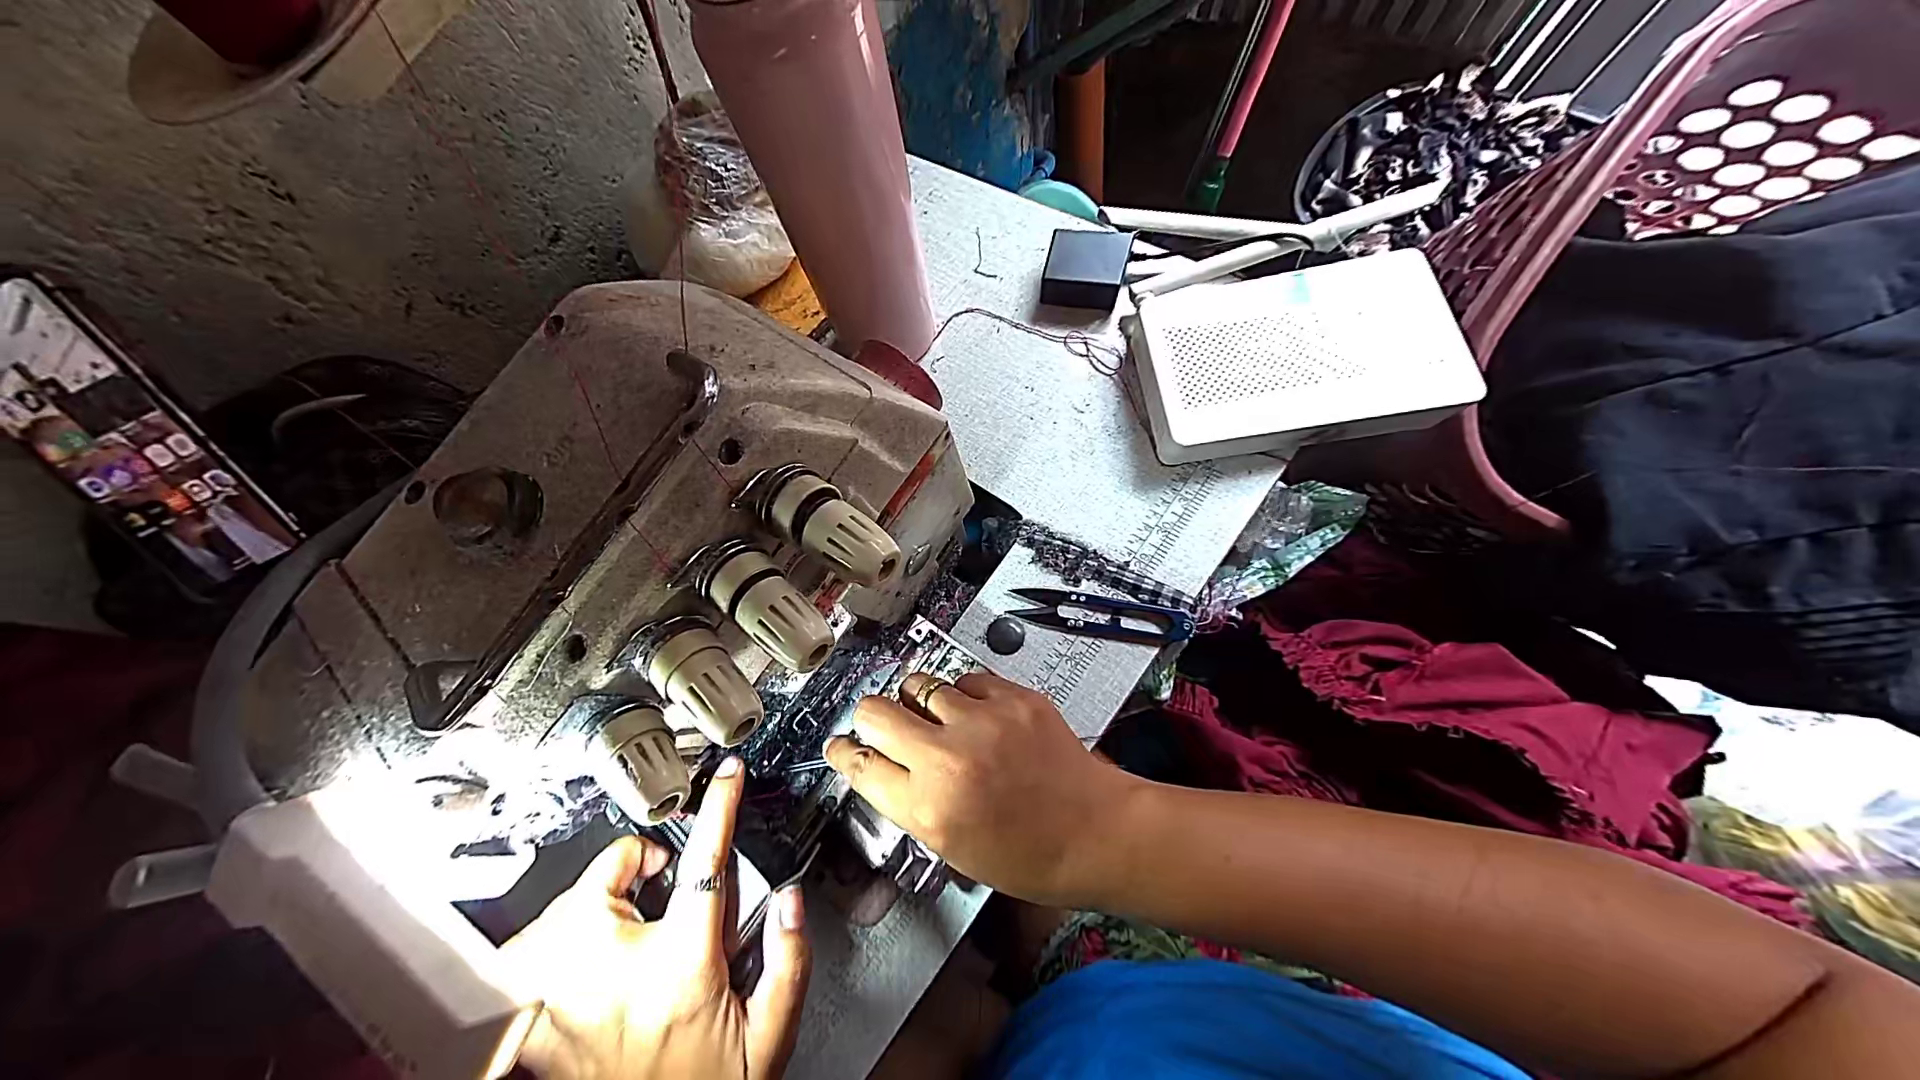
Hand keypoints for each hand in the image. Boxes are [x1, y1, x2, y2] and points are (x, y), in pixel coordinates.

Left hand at [502, 758, 811, 1079]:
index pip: (707, 863)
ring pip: (568, 902)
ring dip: (600, 903)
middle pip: (616, 871)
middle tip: (662, 908)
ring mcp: (558, 998)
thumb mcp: (769, 1038)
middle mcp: (610, 977)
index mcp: (681, 968)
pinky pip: (529, 945)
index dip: (721, 807)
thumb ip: (790, 961)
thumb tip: (790, 901)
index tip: (727, 775)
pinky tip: (586, 965)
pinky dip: (556, 938)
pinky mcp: (526, 1019)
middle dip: (641, 873)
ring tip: (627, 938)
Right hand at [824, 672, 1139, 905]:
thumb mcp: (951, 846)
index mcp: (928, 808)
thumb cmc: (1030, 853)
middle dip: (870, 716)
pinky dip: (964, 694)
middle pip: (874, 712)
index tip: (840, 744)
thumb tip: (879, 767)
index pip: (858, 764)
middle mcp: (949, 760)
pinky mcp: (1013, 699)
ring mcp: (982, 723)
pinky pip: (965, 678)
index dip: (842, 751)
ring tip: (937, 717)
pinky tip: (976, 713)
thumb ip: (910, 802)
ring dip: (920, 701)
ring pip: (919, 685)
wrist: (1093, 832)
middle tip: (880, 721)